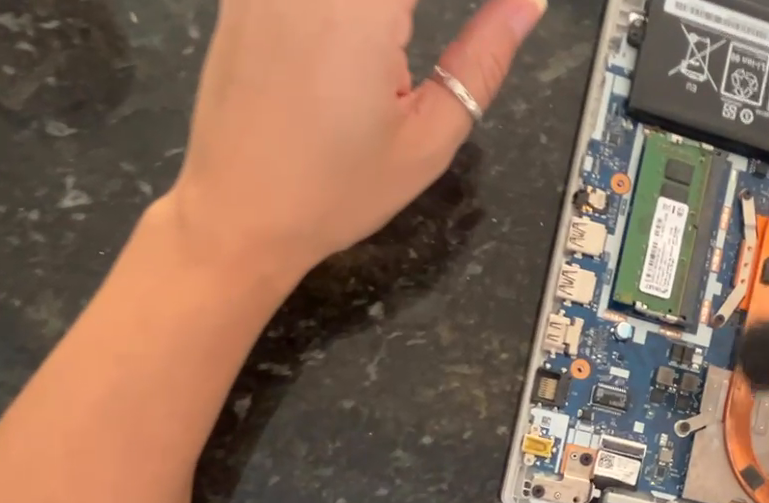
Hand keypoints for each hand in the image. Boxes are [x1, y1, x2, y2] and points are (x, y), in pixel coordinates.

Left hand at [164, 0, 546, 282]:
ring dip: (385, 14)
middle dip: (408, 10)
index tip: (506, 7)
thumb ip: (481, 63)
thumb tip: (527, 5)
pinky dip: (347, 11)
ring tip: (384, 64)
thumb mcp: (427, 142)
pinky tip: (354, 46)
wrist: (241, 214)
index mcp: (363, 5)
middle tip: (404, 80)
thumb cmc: (337, 192)